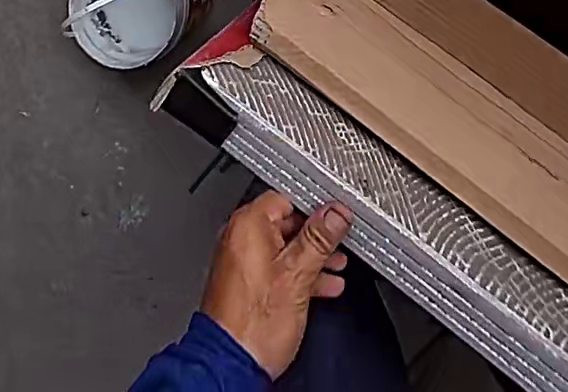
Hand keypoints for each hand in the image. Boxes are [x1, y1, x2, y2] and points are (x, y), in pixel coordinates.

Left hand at [201, 190, 353, 377]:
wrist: (229, 370)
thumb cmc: (253, 326)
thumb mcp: (298, 274)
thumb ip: (319, 239)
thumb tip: (336, 214)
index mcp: (248, 224)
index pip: (289, 196)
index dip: (317, 205)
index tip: (336, 215)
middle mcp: (240, 237)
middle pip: (288, 221)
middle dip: (317, 235)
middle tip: (338, 242)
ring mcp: (241, 260)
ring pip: (285, 246)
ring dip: (312, 256)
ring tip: (334, 266)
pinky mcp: (244, 281)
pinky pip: (276, 265)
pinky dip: (298, 272)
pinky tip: (320, 285)